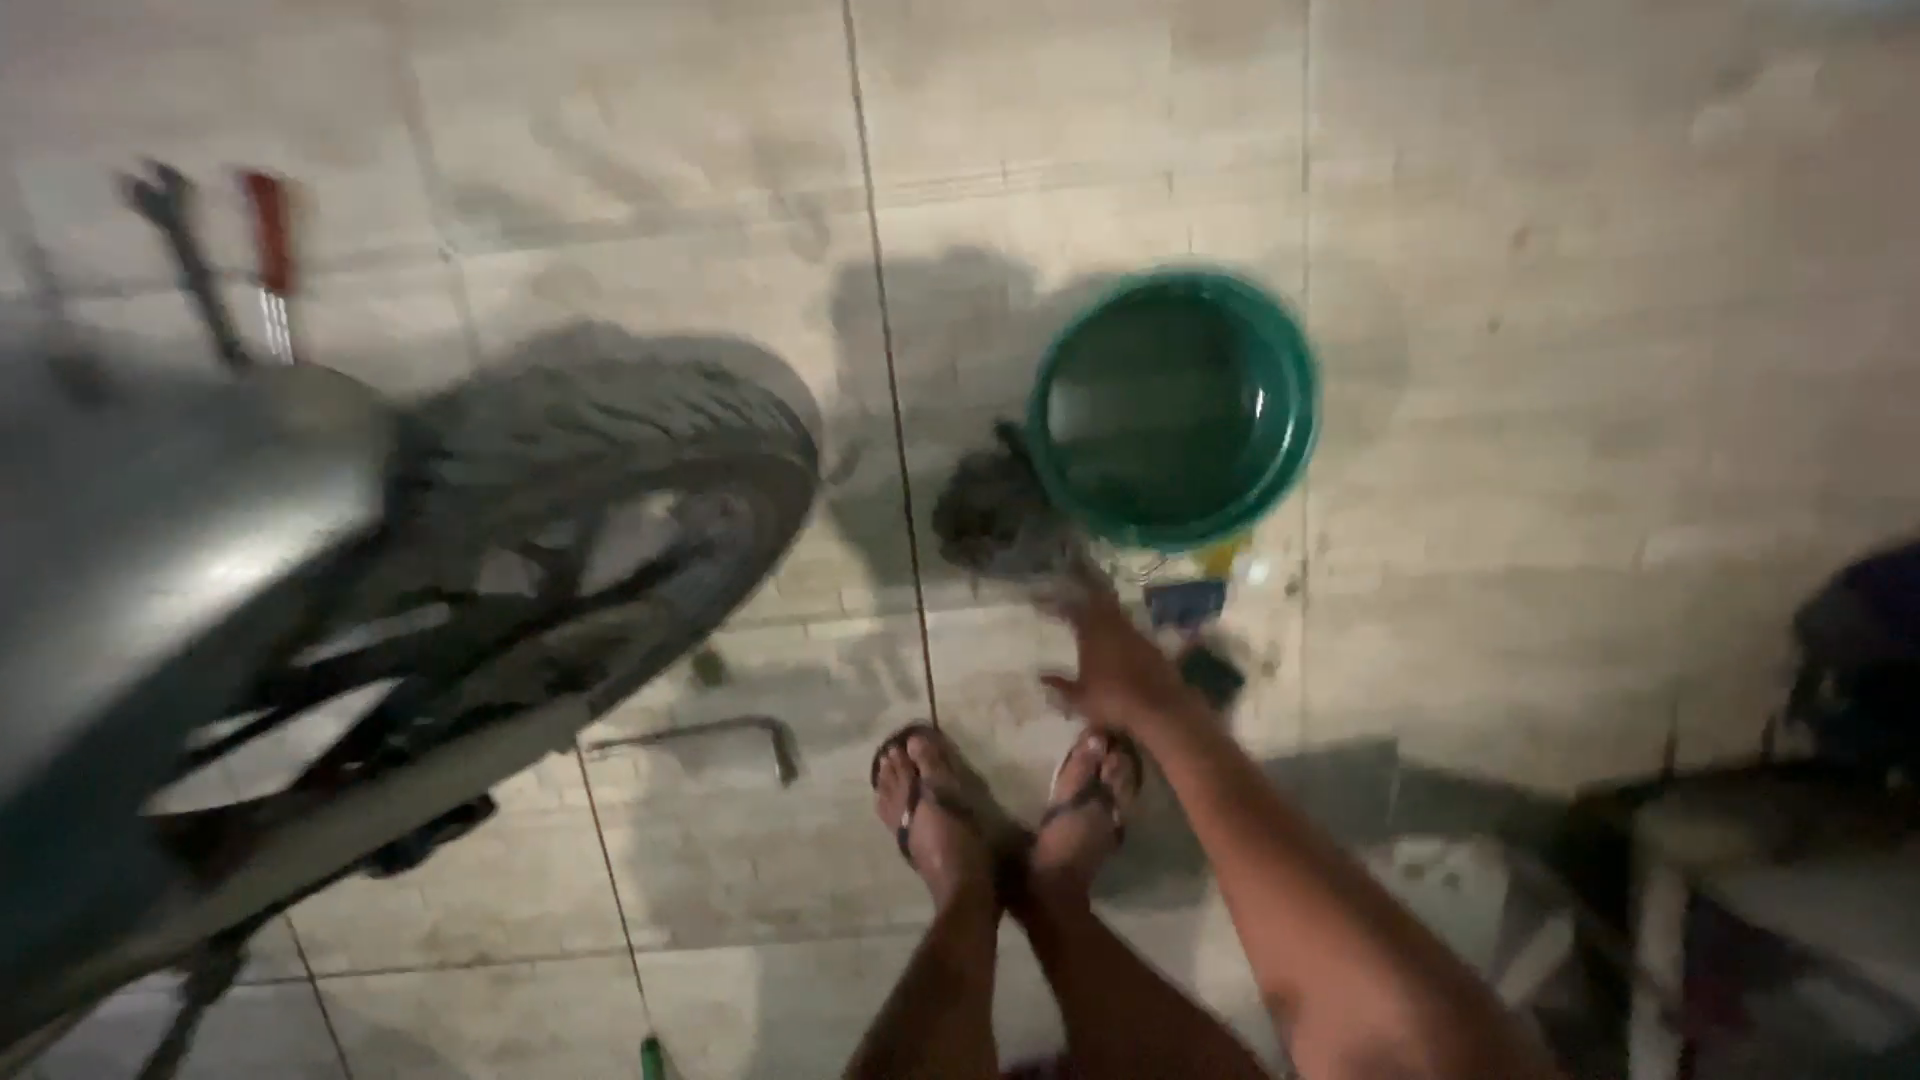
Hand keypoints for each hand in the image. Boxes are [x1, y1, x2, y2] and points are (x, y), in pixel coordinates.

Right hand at [1038, 572, 1207, 733]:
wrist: (1158, 707)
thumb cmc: (1113, 701)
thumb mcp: (1080, 698)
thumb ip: (1060, 685)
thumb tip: (1041, 676)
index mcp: (1092, 635)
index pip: (1075, 612)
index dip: (1064, 607)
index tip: (1055, 605)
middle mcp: (1113, 628)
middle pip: (1100, 603)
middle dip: (1089, 599)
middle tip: (1079, 596)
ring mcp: (1136, 635)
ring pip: (1118, 616)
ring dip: (1107, 613)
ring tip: (1098, 617)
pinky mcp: (1153, 646)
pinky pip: (1132, 631)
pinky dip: (1123, 631)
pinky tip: (1120, 641)